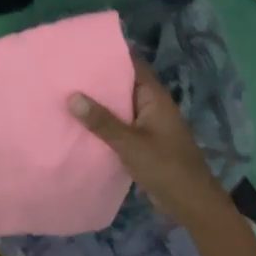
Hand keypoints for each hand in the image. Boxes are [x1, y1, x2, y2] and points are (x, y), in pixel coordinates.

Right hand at [69, 60, 232, 227]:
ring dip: (99, 107)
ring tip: (66, 97)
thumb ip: (101, 121)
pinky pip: (121, 129)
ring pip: (120, 110)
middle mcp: (152, 106)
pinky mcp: (144, 144)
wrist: (190, 202)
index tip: (82, 53)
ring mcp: (149, 126)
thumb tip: (72, 96)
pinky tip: (81, 127)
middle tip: (66, 75)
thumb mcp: (129, 143)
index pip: (132, 66)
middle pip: (123, 87)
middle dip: (98, 83)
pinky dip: (104, 127)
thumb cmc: (164, 166)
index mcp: (155, 98)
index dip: (110, 57)